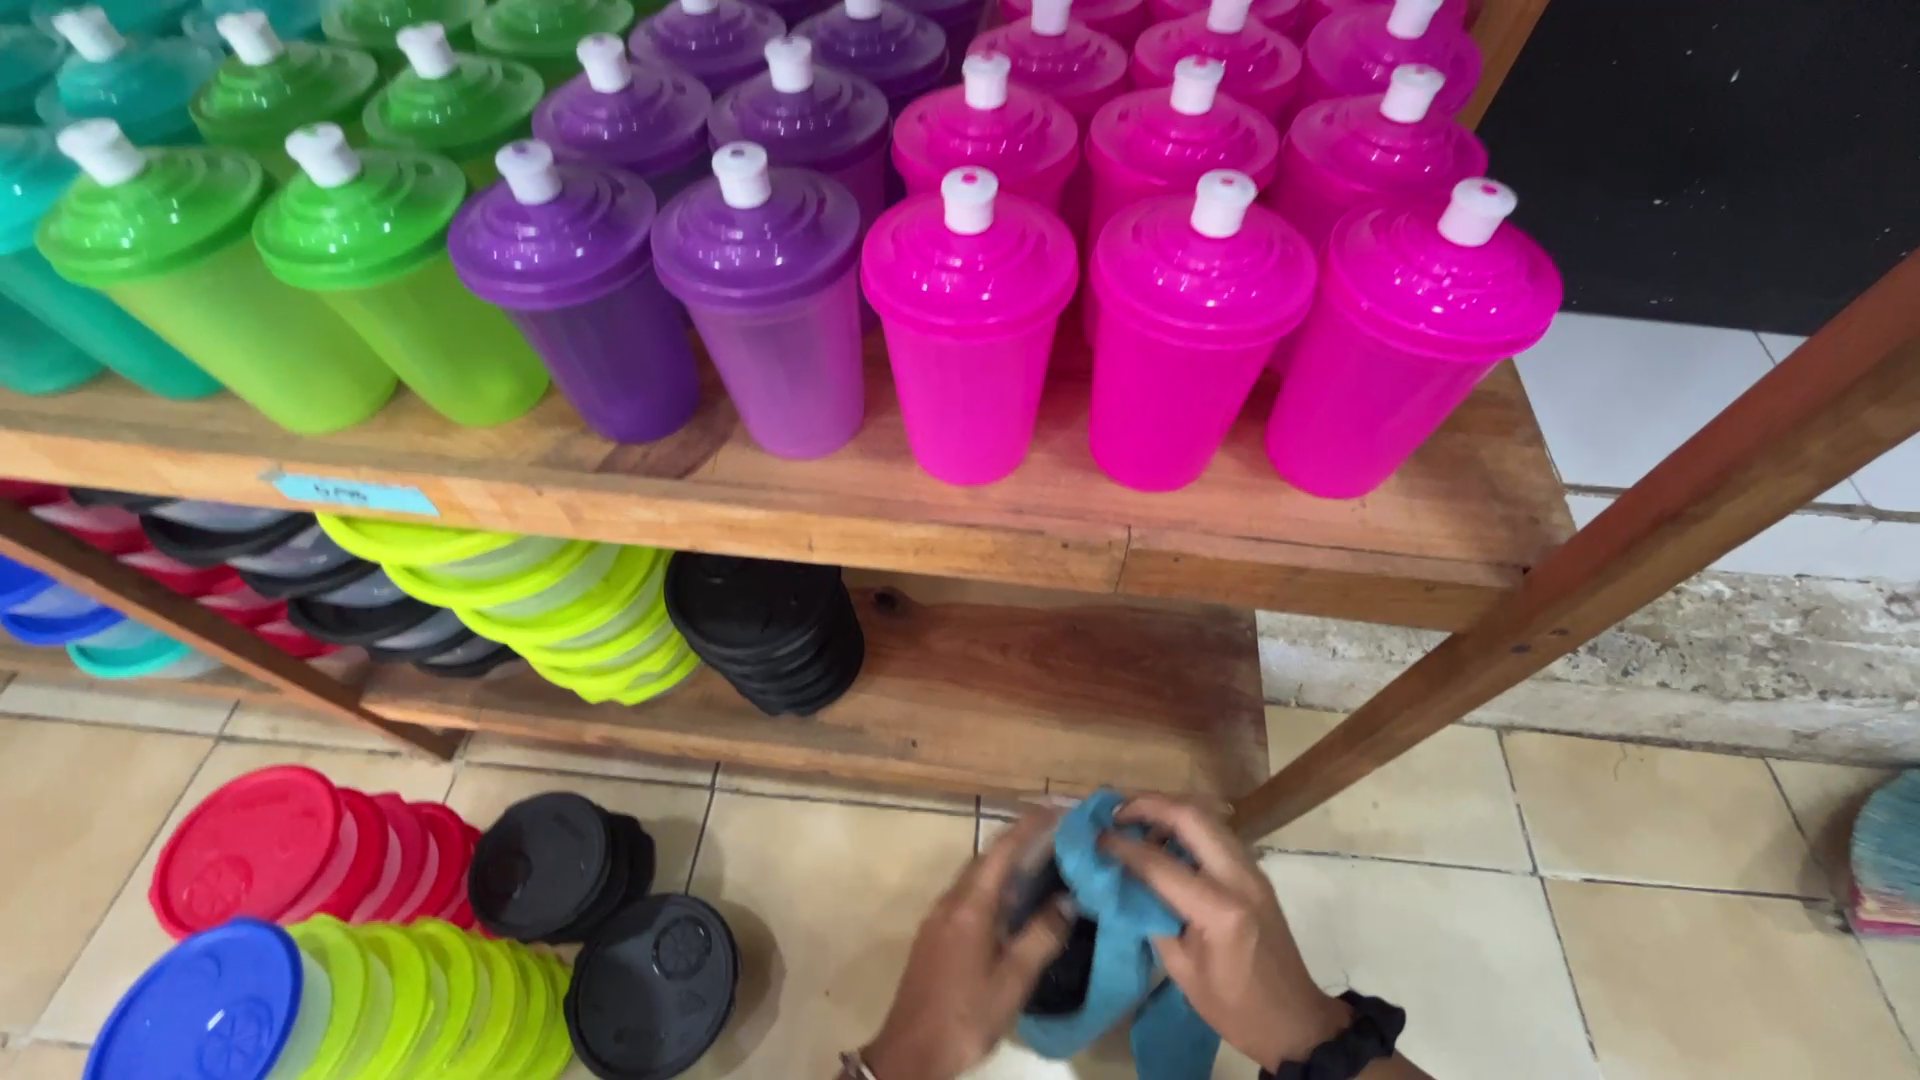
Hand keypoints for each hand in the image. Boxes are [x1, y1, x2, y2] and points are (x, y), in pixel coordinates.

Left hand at [863, 811, 1071, 1079]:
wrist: (910, 1052)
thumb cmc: (965, 1015)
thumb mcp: (1013, 982)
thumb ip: (1041, 937)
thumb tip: (1068, 900)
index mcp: (971, 905)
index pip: (1003, 849)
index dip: (1029, 825)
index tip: (1057, 810)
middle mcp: (951, 900)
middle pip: (988, 857)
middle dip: (1020, 839)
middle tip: (1057, 837)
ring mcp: (939, 916)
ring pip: (977, 875)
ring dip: (1007, 863)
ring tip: (1042, 864)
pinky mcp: (935, 933)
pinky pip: (969, 893)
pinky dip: (994, 886)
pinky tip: (1012, 904)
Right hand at [1102, 795, 1350, 1071]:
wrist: (1295, 1021)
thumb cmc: (1234, 1006)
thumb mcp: (1181, 968)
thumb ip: (1151, 915)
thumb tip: (1121, 880)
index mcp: (1221, 910)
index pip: (1160, 862)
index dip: (1122, 846)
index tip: (1095, 838)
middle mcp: (1240, 877)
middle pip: (1190, 815)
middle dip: (1147, 805)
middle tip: (1115, 814)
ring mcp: (1252, 869)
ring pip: (1205, 816)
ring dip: (1167, 811)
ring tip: (1134, 823)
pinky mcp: (1254, 870)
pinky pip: (1215, 832)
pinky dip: (1185, 825)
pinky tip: (1163, 841)